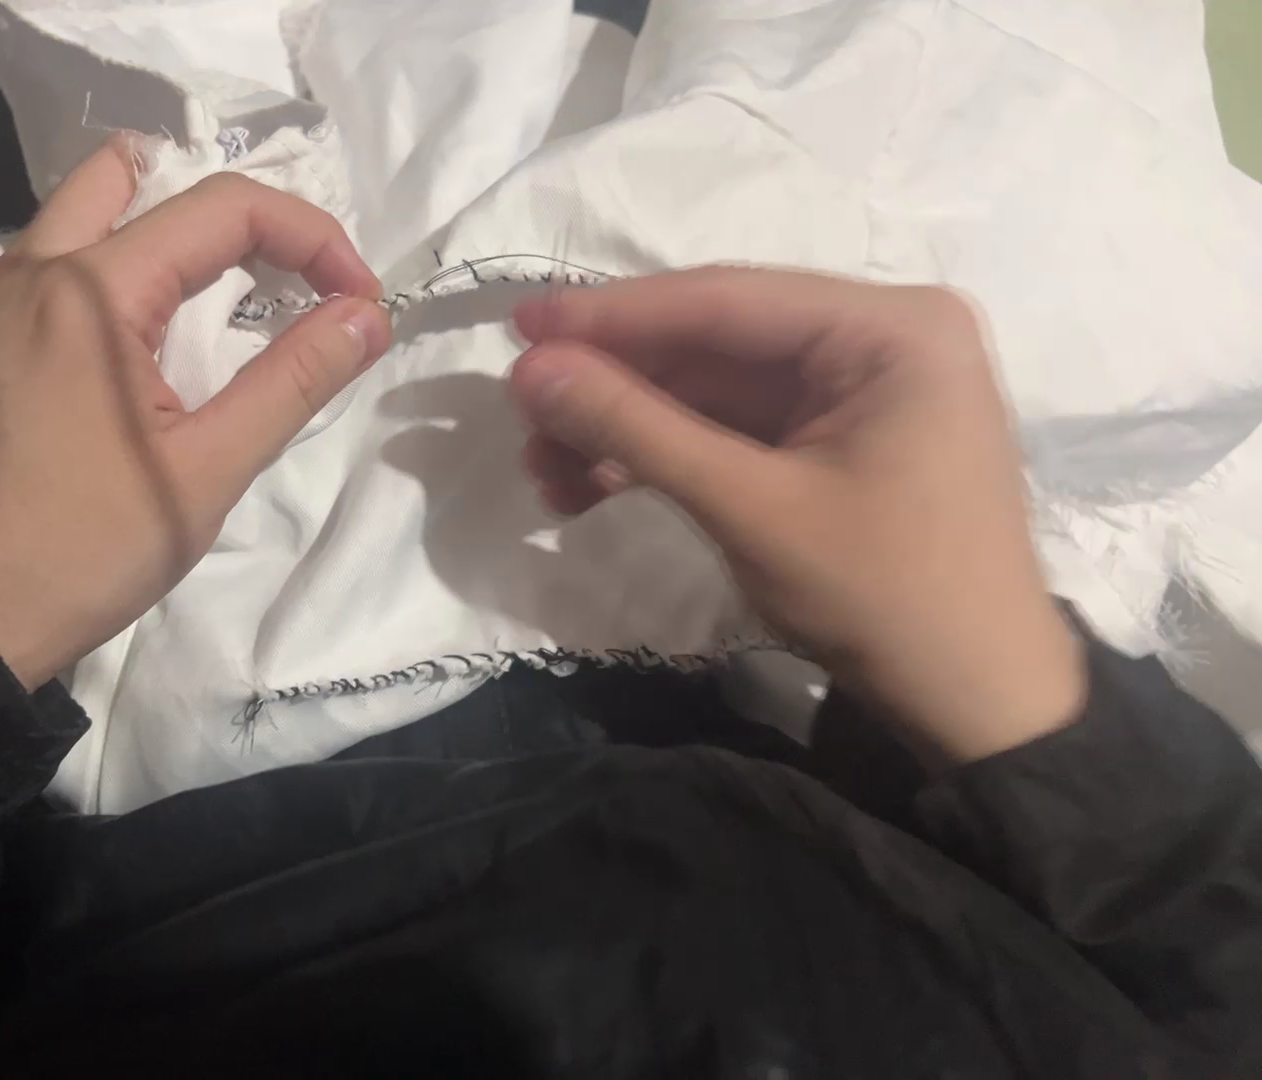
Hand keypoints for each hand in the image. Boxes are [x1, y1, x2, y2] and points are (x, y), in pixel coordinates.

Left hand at [0, 137, 391, 688]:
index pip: (224, 209)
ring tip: (230, 300)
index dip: (312, 239)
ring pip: (91, 215)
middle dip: (237, 218)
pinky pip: (60, 268)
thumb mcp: (207, 472)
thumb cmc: (85, 552)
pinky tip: (152, 343)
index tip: (358, 301)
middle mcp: (30, 270)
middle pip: (144, 180)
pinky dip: (124, 275)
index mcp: (89, 291)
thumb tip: (366, 316)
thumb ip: (293, 382)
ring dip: (172, 238)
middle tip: (287, 277)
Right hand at [507, 268, 1084, 764]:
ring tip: (542, 473)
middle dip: (606, 386)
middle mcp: (862, 342)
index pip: (719, 301)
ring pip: (692, 392)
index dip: (609, 313)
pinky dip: (644, 457)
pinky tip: (584, 489)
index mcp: (885, 330)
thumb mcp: (745, 504)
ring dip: (613, 429)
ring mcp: (834, 395)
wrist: (964, 698)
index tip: (520, 325)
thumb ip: (633, 428)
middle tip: (523, 414)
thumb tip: (528, 373)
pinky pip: (707, 432)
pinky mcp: (807, 442)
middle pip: (700, 345)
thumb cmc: (880, 591)